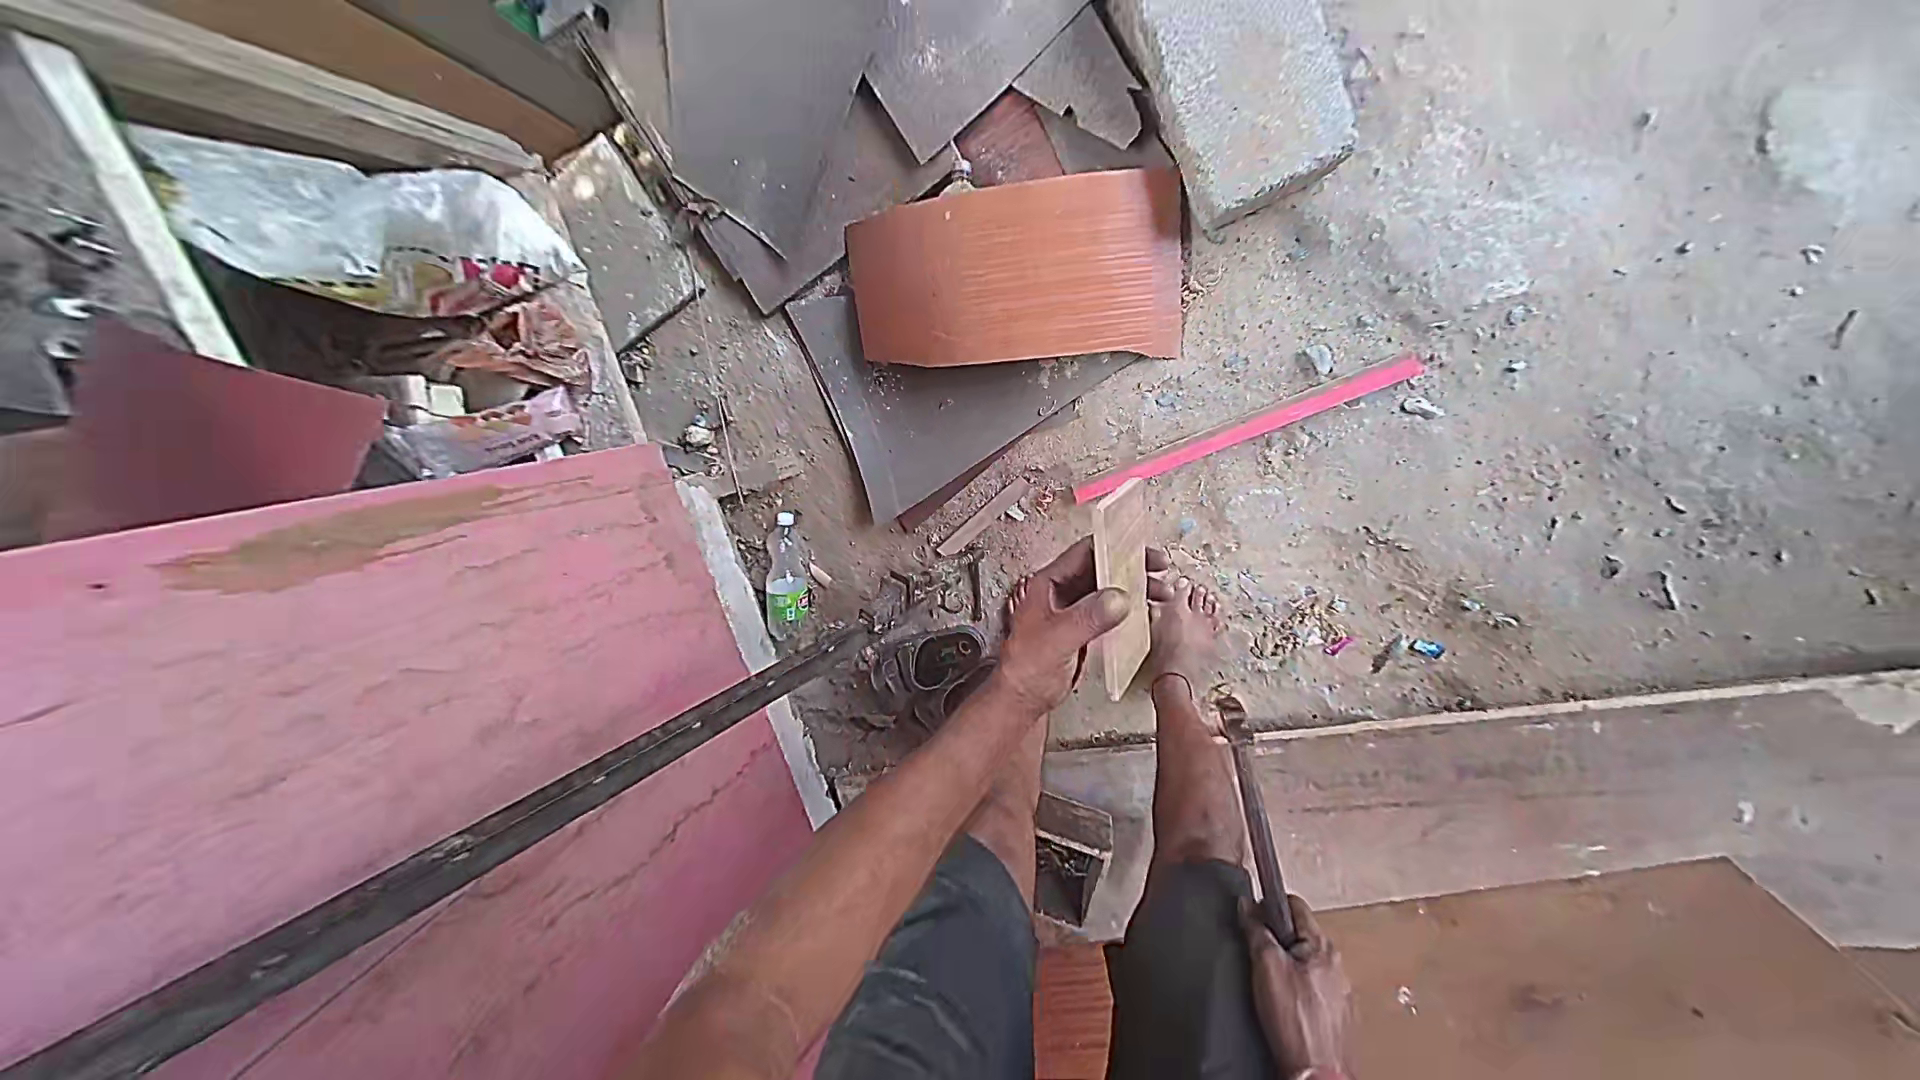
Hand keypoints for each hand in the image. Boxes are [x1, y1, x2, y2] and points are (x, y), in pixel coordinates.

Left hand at [995, 536, 1169, 713]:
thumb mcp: (1057, 639)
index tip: (1142, 552)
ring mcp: (1073, 611)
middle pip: (1101, 569)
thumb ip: (1087, 618)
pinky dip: (1129, 610)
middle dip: (1132, 568)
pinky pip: (1109, 612)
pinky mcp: (1083, 629)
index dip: (1115, 548)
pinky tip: (1145, 614)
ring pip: (1108, 590)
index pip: (1085, 553)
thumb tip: (1118, 598)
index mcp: (1048, 584)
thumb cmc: (1025, 669)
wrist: (1022, 699)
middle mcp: (1061, 593)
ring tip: (1160, 593)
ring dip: (1134, 589)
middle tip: (1159, 570)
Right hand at [1242, 895, 1354, 1079]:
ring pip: (1305, 962)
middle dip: (1276, 938)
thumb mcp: (1265, 964)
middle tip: (1257, 953)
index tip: (1252, 916)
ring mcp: (1341, 993)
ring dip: (1287, 965)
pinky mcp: (1338, 1017)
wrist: (1318, 1076)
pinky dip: (1297, 989)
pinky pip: (1313, 988)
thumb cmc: (1295, 1022)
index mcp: (1324, 947)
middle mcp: (1338, 966)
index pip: (1295, 905)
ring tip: (1268, 982)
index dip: (1269, 905)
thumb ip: (1255, 929)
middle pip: (1299, 934)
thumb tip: (1246, 905)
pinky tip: (1284, 1004)